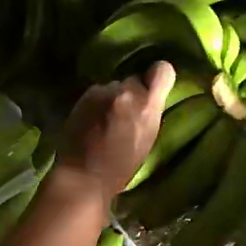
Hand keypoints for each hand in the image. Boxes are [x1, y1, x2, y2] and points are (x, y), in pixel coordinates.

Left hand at [52, 62, 174, 206]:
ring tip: (102, 120)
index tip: (152, 87)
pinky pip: (95, 93)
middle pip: (133, 80)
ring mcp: (102, 92)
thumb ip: (148, 113)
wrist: (82, 176)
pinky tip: (89, 121)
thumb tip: (147, 100)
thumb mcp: (146, 139)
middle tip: (122, 113)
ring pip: (112, 87)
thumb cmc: (119, 168)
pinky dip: (94, 103)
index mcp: (148, 106)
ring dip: (110, 98)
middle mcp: (127, 93)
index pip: (162, 70)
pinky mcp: (83, 96)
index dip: (157, 76)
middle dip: (130, 93)